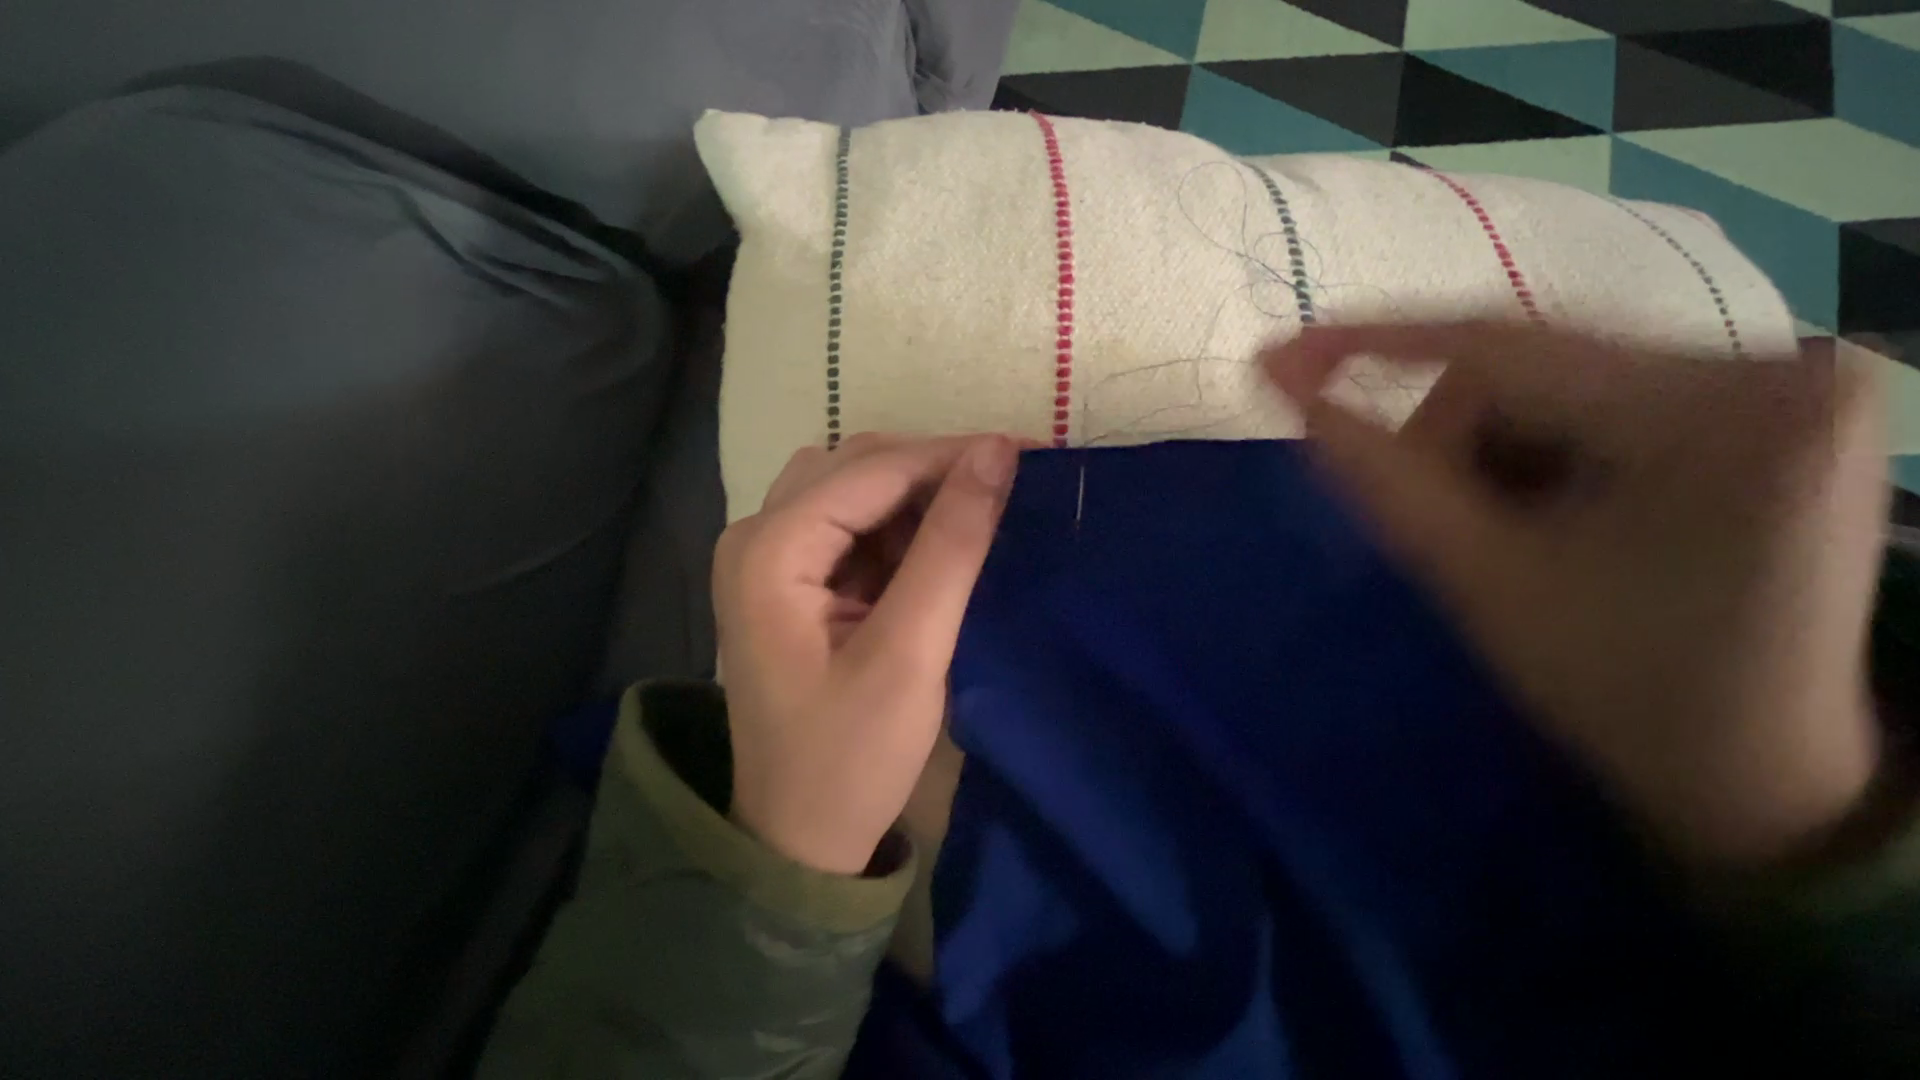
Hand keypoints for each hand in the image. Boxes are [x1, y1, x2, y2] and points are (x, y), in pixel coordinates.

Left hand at [712, 433, 1018, 875]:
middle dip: (933, 472)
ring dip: (917, 499)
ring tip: (977, 524)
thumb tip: (996, 454)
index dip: (951, 455)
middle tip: (1008, 490)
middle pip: (856, 468)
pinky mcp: (787, 581)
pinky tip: (937, 553)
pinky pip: (849, 526)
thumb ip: (951, 547)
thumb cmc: (851, 758)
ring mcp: (766, 558)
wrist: (799, 837)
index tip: (1028, 453)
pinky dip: (898, 530)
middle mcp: (755, 537)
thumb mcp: (910, 652)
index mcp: (769, 550)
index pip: (872, 470)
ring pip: (853, 490)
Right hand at [1265, 322, 1888, 866]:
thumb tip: (1287, 383)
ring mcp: (1785, 378)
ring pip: (1560, 381)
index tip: (1278, 356)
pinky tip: (1553, 512)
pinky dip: (1545, 448)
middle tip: (1439, 519)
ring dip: (1498, 447)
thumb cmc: (1614, 688)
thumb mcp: (1479, 577)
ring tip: (1507, 531)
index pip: (1505, 347)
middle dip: (1455, 436)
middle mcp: (1779, 363)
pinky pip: (1604, 397)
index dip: (1373, 345)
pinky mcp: (1771, 404)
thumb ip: (1378, 474)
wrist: (1753, 769)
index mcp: (1725, 412)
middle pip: (1535, 367)